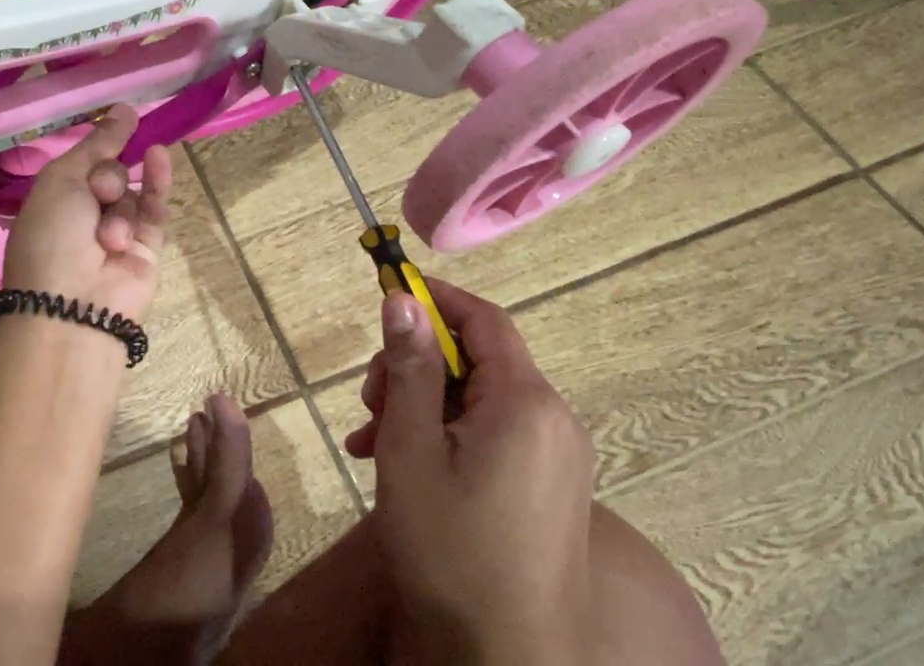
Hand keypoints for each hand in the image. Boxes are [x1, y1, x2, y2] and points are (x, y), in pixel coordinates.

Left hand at [0, 104, 173, 320]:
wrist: (74, 306)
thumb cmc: (52, 237)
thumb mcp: (63, 179)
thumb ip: (98, 144)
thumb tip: (125, 108)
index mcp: (53, 203)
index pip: (82, 163)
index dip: (99, 146)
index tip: (123, 119)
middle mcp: (84, 217)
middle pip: (109, 174)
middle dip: (107, 179)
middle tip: (98, 196)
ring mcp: (117, 232)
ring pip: (131, 194)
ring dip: (122, 204)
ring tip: (110, 235)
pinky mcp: (147, 248)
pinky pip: (154, 208)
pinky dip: (157, 183)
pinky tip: (161, 156)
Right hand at [346, 282, 594, 663]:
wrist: (510, 655)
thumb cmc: (451, 547)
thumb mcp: (410, 451)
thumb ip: (408, 370)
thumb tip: (402, 301)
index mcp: (525, 402)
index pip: (482, 320)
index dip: (433, 298)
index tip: (385, 294)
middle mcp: (552, 419)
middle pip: (477, 359)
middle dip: (415, 365)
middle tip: (367, 401)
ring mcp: (556, 456)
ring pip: (478, 399)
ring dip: (422, 404)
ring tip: (371, 440)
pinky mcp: (549, 487)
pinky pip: (492, 435)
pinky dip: (445, 435)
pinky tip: (399, 464)